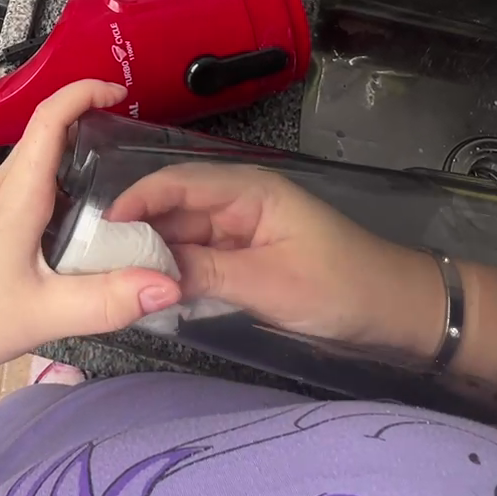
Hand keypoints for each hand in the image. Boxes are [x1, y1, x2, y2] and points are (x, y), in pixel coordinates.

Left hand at [0, 81, 183, 394]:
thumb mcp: (46, 314)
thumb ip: (110, 300)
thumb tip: (169, 285)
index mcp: (17, 193)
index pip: (48, 118)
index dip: (83, 91)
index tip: (119, 90)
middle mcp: (1, 188)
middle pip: (45, 133)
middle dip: (88, 120)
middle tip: (133, 136)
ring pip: (36, 162)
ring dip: (74, 155)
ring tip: (119, 177)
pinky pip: (27, 189)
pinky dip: (59, 187)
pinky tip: (80, 222)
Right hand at [107, 162, 445, 357]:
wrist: (399, 312)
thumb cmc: (340, 286)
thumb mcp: (269, 283)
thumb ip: (204, 272)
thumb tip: (146, 274)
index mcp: (246, 189)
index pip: (177, 183)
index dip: (137, 199)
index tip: (101, 225)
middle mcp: (237, 202)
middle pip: (174, 208)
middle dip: (137, 229)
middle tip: (97, 258)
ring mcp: (240, 230)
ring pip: (183, 234)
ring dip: (154, 253)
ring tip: (113, 274)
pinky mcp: (244, 256)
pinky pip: (198, 257)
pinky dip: (176, 270)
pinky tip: (151, 287)